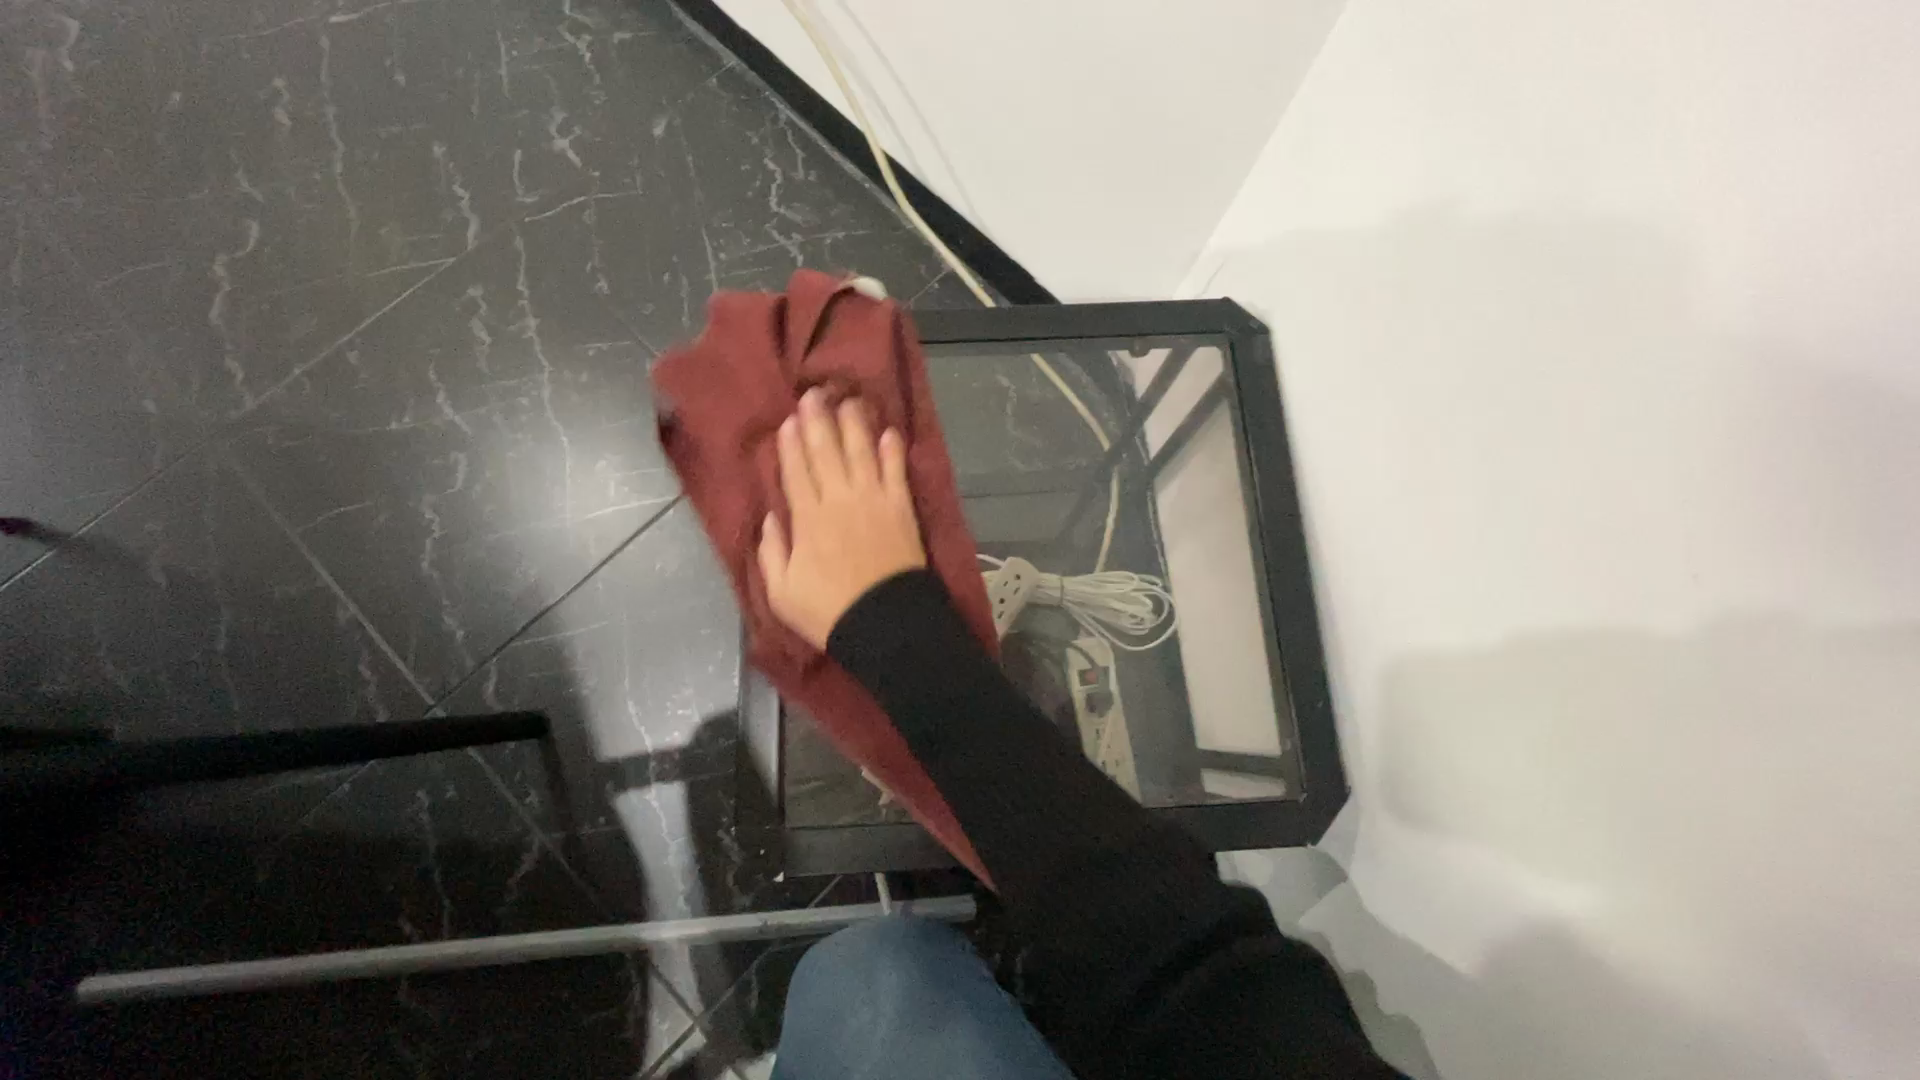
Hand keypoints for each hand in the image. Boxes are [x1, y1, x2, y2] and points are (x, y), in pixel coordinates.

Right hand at [759, 388, 925, 649]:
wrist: (885, 623)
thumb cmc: (828, 611)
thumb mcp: (781, 592)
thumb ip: (771, 552)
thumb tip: (770, 519)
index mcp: (807, 519)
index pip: (796, 471)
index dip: (792, 444)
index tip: (789, 420)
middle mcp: (839, 500)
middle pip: (826, 452)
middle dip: (818, 420)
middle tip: (814, 394)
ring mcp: (873, 501)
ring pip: (861, 452)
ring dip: (854, 424)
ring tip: (849, 400)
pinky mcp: (901, 509)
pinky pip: (896, 472)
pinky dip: (892, 451)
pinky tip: (888, 432)